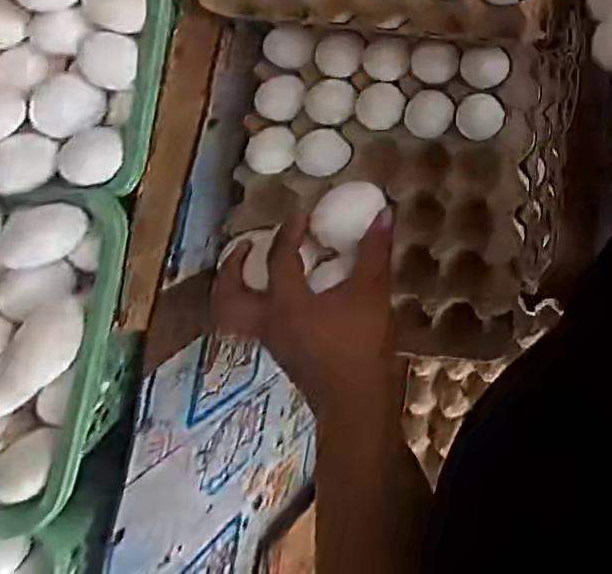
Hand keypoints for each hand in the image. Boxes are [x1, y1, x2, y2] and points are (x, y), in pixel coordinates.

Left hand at [213, 207, 397, 422]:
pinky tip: (288, 295)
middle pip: (228, 298)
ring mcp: (273, 341)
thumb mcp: (373, 289)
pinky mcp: (285, 352)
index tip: (301, 214)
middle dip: (231, 269)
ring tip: (255, 269)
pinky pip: (256, 323)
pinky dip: (260, 303)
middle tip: (246, 246)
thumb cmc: (361, 341)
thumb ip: (375, 250)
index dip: (289, 233)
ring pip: (235, 316)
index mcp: (286, 304)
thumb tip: (383, 212)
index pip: (279, 260)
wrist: (356, 397)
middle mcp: (269, 323)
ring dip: (238, 289)